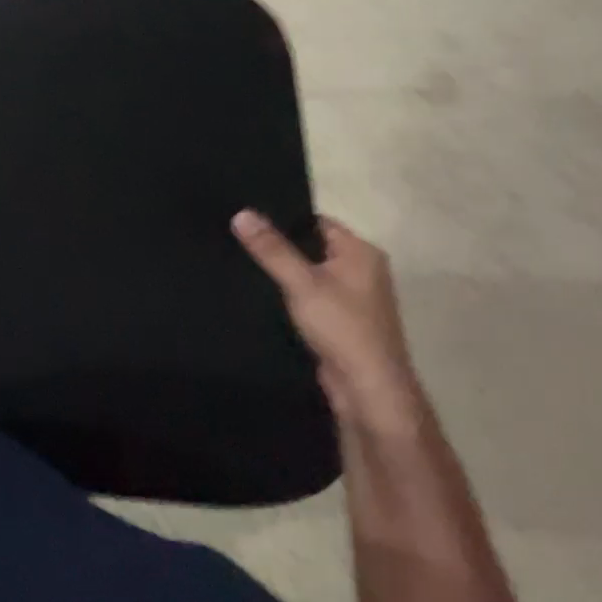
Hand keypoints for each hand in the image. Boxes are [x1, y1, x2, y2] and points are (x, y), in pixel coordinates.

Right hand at [232, 211, 425, 432]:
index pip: (316, 221)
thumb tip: (241, 212)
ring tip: (238, 261)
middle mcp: (361, 270)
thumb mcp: (301, 283)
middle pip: (310, 246)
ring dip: (281, 272)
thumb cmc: (342, 327)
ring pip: (307, 273)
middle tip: (234, 237)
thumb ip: (271, 249)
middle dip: (277, 245)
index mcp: (361, 253)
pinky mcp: (339, 320)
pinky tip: (257, 292)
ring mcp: (351, 297)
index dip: (282, 217)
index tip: (245, 216)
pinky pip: (308, 295)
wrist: (367, 388)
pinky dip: (287, 294)